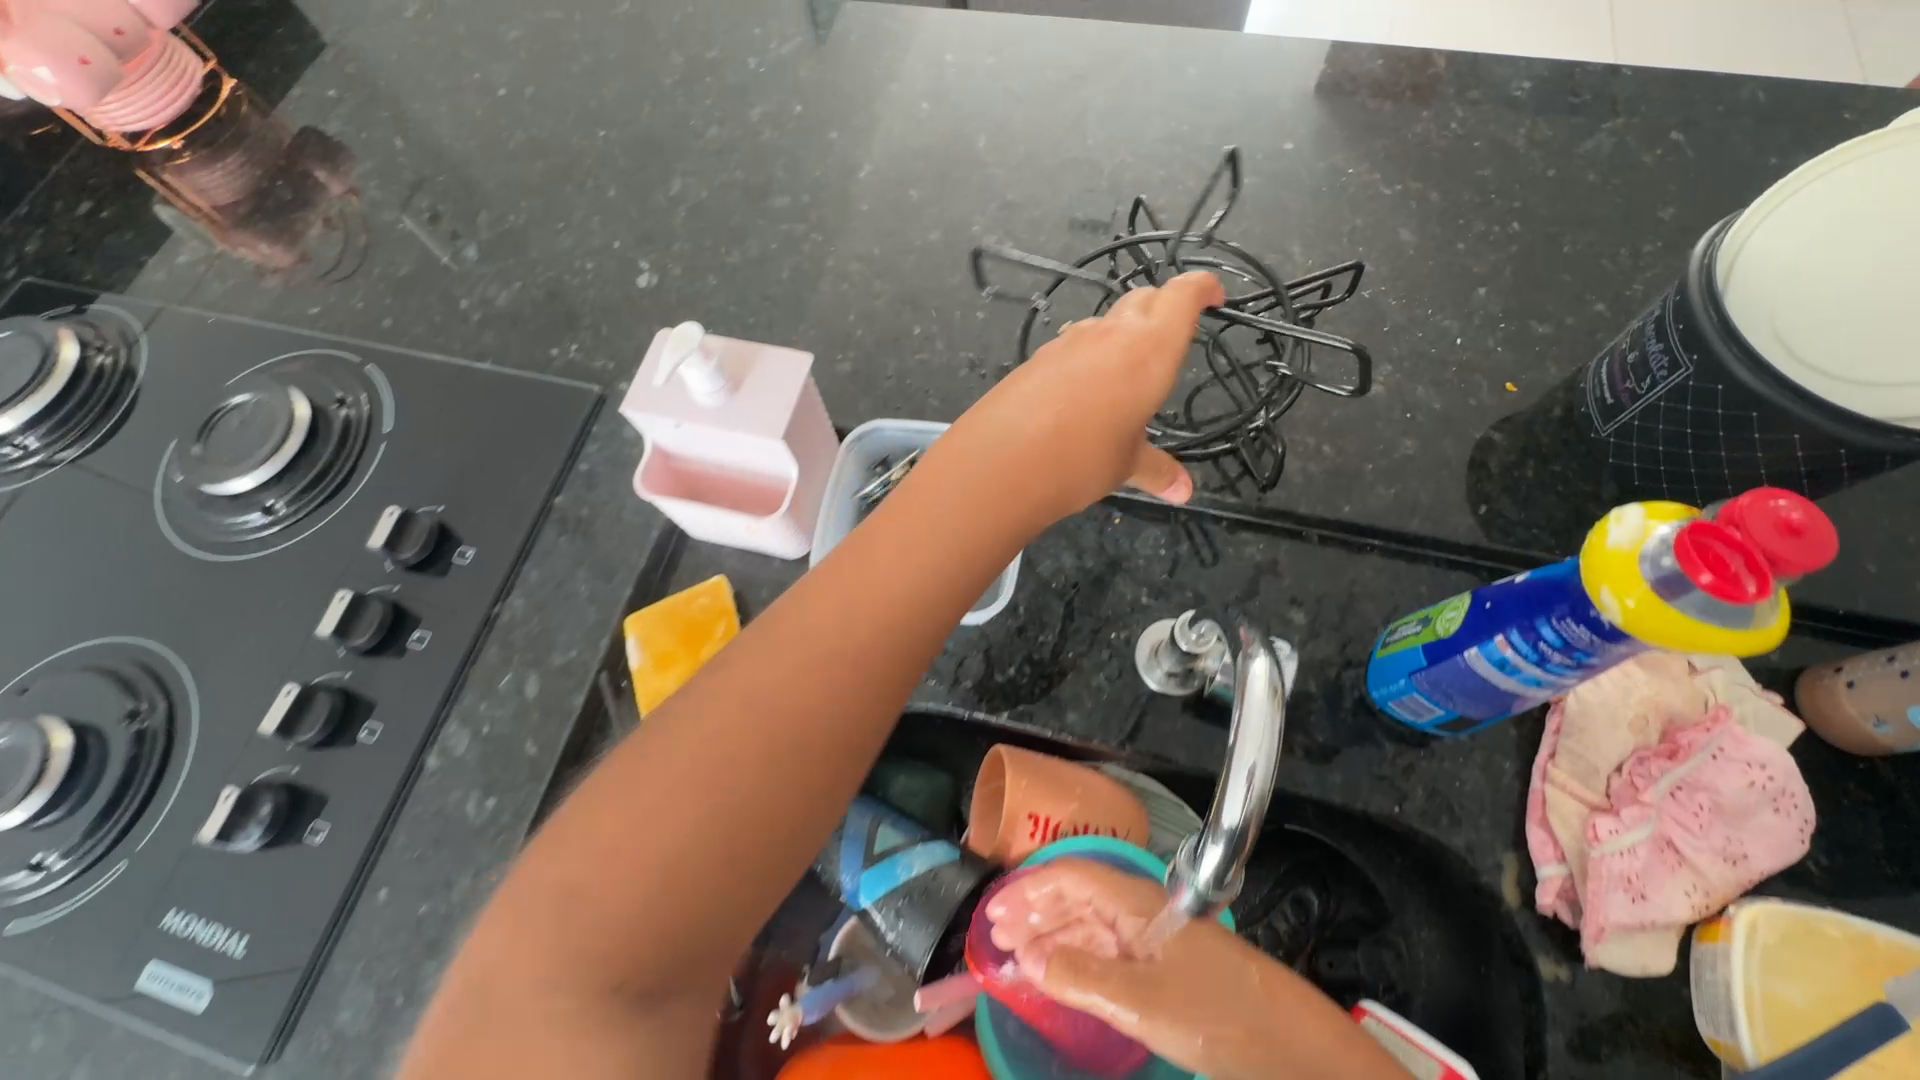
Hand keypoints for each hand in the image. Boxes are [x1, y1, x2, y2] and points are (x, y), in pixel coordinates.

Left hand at [932, 271, 1224, 529]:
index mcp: (1150, 349)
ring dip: (1121, 333)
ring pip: (1104, 322)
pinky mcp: (1036, 359)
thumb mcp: (1127, 466)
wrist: (1000, 461)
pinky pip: (1071, 346)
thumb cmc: (1082, 458)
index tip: (1214, 295)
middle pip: (1143, 298)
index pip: (1182, 295)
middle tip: (1173, 330)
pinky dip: (1086, 357)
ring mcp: (1068, 343)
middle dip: (1163, 307)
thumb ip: (1157, 471)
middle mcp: (1110, 334)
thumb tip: (1183, 492)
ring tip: (1126, 368)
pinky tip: (1081, 390)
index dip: (1202, 287)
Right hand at [985, 859, 1413, 1079]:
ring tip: (1019, 954)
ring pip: (1093, 927)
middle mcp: (1143, 914)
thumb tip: (1028, 960)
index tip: (996, 912)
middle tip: (998, 934)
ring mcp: (1156, 943)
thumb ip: (1081, 978)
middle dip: (1036, 912)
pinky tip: (1061, 976)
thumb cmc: (1218, 1016)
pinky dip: (1079, 962)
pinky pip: (1110, 955)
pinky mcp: (1167, 972)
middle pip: (1079, 898)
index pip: (1073, 876)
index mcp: (1137, 904)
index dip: (1031, 890)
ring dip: (1054, 937)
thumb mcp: (1141, 1002)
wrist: (1294, 1048)